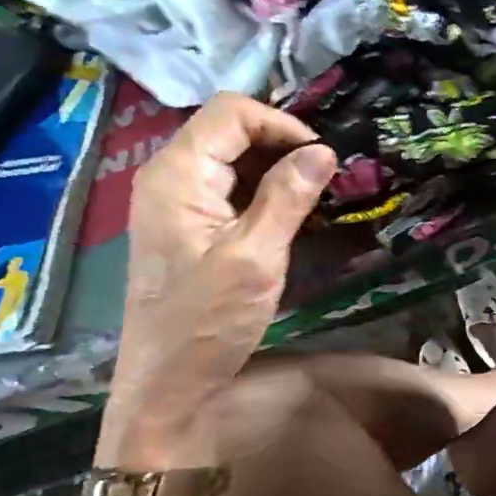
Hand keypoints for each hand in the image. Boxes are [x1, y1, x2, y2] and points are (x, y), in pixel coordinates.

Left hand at [97, 93, 336, 470]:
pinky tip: (290, 217)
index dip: (283, 124)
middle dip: (283, 146)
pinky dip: (262, 194)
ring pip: (232, 161)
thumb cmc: (207, 323)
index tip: (324, 159)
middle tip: (328, 179)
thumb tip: (324, 151)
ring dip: (276, 170)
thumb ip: (288, 198)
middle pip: (230, 131)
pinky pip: (228, 191)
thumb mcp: (255, 258)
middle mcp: (169, 176)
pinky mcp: (186, 227)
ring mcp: (175, 203)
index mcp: (177, 174)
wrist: (167, 383)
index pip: (232, 112)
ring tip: (317, 197)